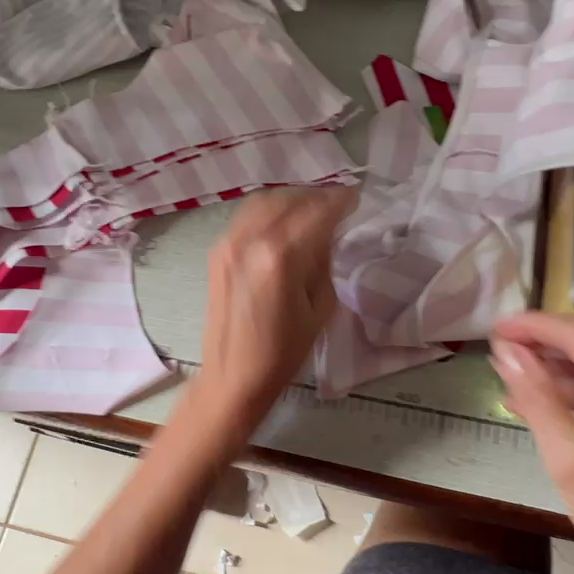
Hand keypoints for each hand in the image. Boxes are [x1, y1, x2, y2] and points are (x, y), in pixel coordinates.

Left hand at [192, 188, 354, 424]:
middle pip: (290, 199)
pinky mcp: (218, 251)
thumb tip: (325, 234)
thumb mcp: (321, 307)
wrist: (234, 376)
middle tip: (337, 203)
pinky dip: (269, 210)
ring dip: (292, 198)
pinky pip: (246, 215)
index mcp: (281, 256)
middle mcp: (251, 240)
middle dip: (317, 197)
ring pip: (264, 200)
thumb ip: (323, 262)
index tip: (356, 198)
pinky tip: (283, 221)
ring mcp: (229, 242)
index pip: (317, 212)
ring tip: (312, 208)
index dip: (341, 201)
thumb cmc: (284, 352)